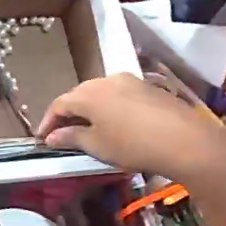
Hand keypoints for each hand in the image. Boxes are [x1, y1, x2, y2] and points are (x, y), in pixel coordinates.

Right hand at [37, 74, 225, 184]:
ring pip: (100, 93)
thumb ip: (71, 138)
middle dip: (67, 114)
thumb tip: (52, 136)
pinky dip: (108, 108)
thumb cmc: (132, 145)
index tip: (41, 138)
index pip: (59, 104)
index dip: (47, 121)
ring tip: (85, 129)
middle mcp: (107, 80)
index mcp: (89, 93)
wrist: (184, 140)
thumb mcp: (97, 145)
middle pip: (79, 94)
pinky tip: (112, 124)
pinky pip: (118, 95)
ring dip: (88, 110)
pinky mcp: (148, 87)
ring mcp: (130, 81)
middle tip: (60, 133)